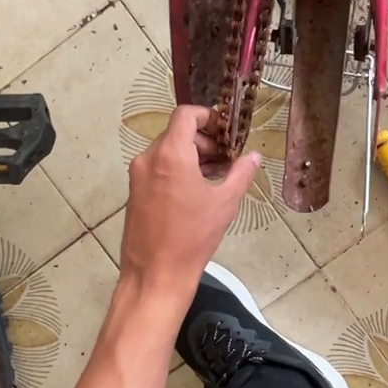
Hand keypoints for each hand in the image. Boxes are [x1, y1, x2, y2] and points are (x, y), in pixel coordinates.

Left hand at [121, 105, 260, 287]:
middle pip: (177, 133)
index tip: (225, 130)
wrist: (156, 273)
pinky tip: (197, 189)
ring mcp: (138, 175)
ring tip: (216, 175)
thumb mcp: (224, 203)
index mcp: (171, 154)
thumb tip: (253, 157)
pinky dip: (178, 169)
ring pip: (167, 151)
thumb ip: (240, 173)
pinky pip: (158, 168)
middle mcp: (149, 158)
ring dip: (192, 155)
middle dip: (204, 141)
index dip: (207, 116)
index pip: (185, 115)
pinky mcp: (135, 191)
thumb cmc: (193, 237)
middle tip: (227, 158)